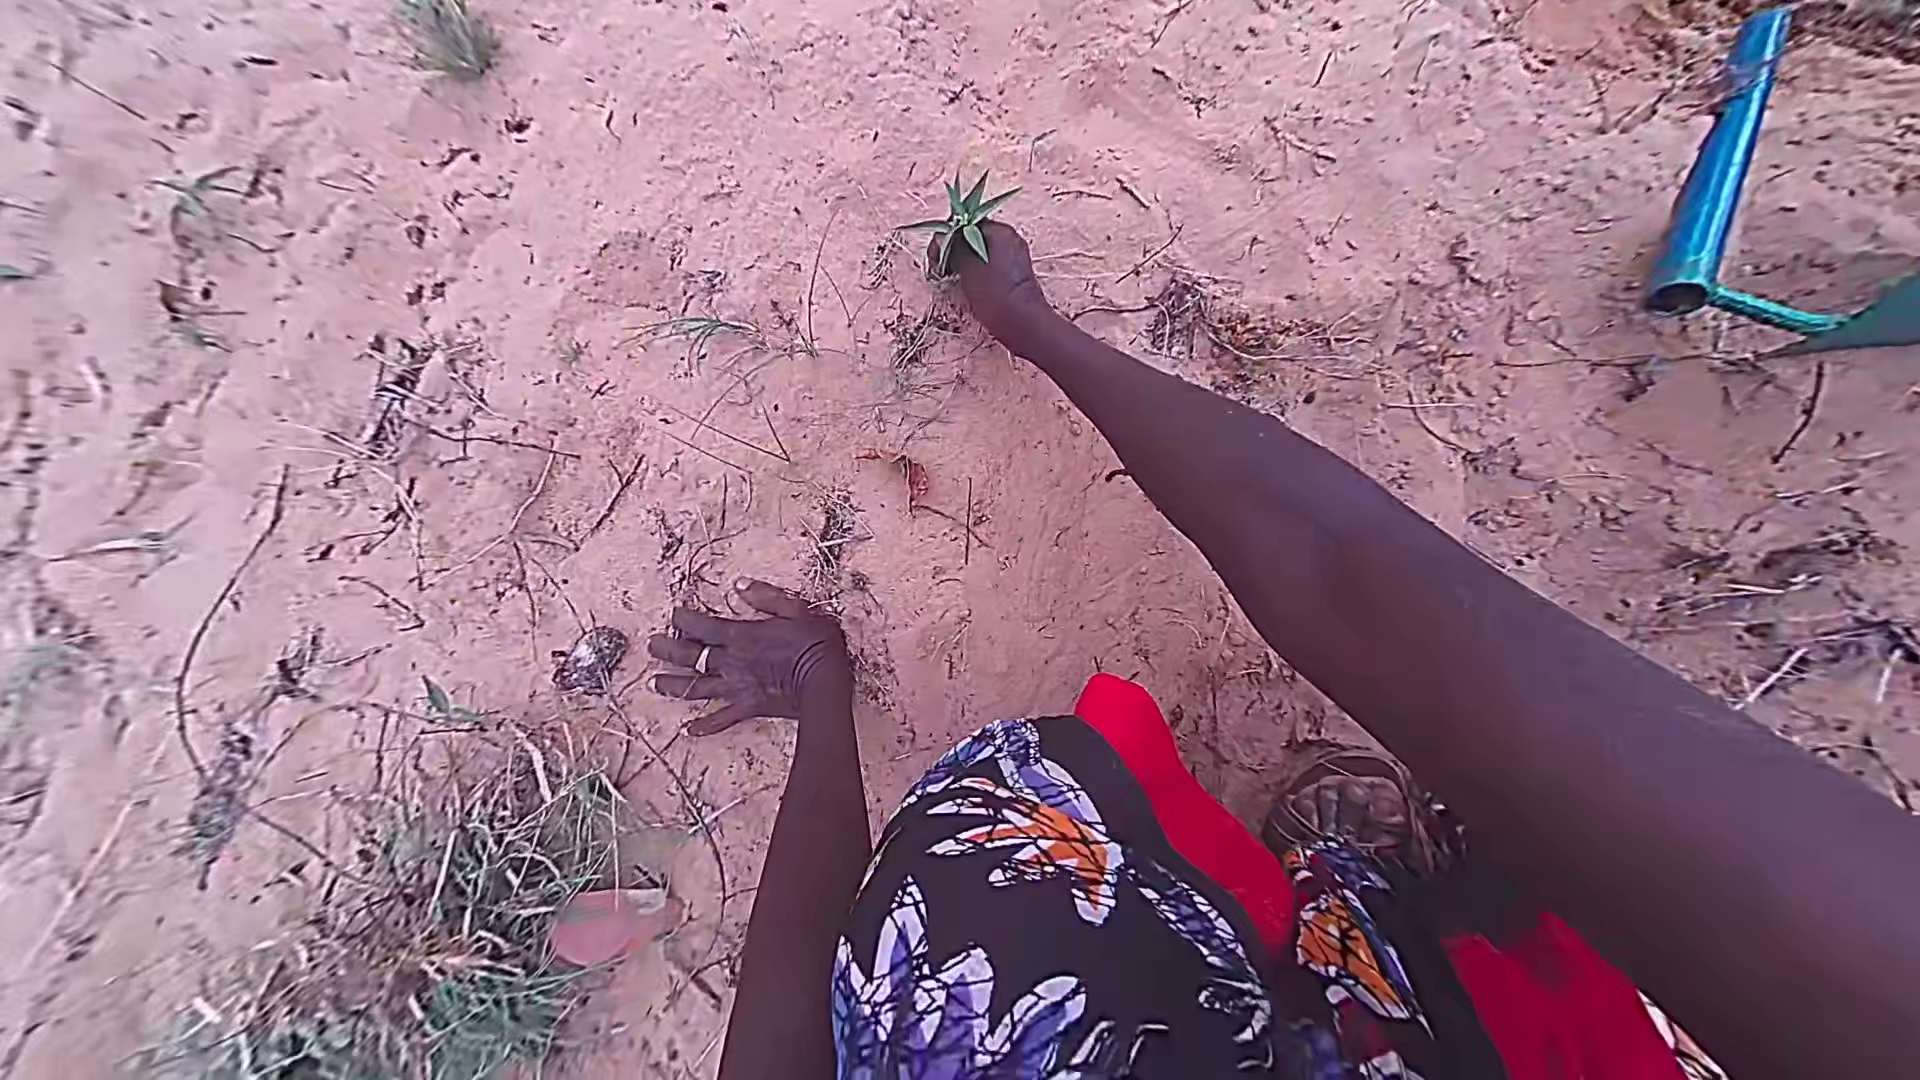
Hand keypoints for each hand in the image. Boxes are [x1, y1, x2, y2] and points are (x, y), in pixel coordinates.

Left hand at [646, 579, 852, 734]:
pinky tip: (689, 730)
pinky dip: (704, 726)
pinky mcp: (748, 707)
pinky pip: (721, 719)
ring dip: (675, 685)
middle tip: (653, 645)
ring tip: (656, 682)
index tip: (675, 614)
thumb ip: (767, 597)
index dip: (684, 619)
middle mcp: (732, 662)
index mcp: (742, 636)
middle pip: (691, 656)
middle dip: (668, 649)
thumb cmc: (814, 642)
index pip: (703, 626)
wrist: (825, 682)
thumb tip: (740, 585)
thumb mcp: (796, 609)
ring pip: (697, 687)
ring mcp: (737, 687)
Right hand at [928, 220, 1054, 343]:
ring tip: (955, 280)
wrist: (1023, 324)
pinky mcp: (1017, 274)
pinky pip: (993, 265)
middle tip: (942, 270)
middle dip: (955, 251)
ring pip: (982, 252)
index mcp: (999, 231)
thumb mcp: (966, 268)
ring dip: (966, 262)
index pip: (965, 224)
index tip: (936, 258)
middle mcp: (1010, 238)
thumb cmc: (994, 296)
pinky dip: (979, 271)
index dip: (946, 239)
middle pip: (974, 237)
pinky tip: (972, 287)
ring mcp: (1016, 256)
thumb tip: (941, 237)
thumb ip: (952, 247)